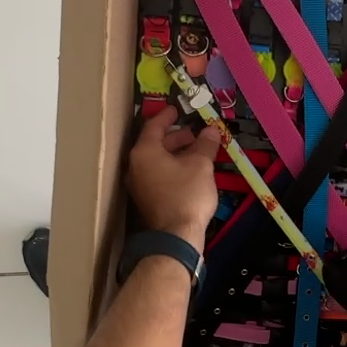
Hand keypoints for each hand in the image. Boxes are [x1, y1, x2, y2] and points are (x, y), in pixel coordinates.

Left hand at [128, 106, 220, 247]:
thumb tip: (211, 130)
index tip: (177, 109)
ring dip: (175, 154)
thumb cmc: (187, 194)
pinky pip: (157, 175)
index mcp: (144, 152)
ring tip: (196, 152)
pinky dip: (171, 168)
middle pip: (154, 144)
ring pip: (156, 161)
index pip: (153, 126)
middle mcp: (136, 166)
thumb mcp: (201, 165)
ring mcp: (139, 185)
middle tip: (194, 134)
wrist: (176, 236)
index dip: (167, 116)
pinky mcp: (146, 200)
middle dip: (175, 137)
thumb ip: (205, 144)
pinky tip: (189, 172)